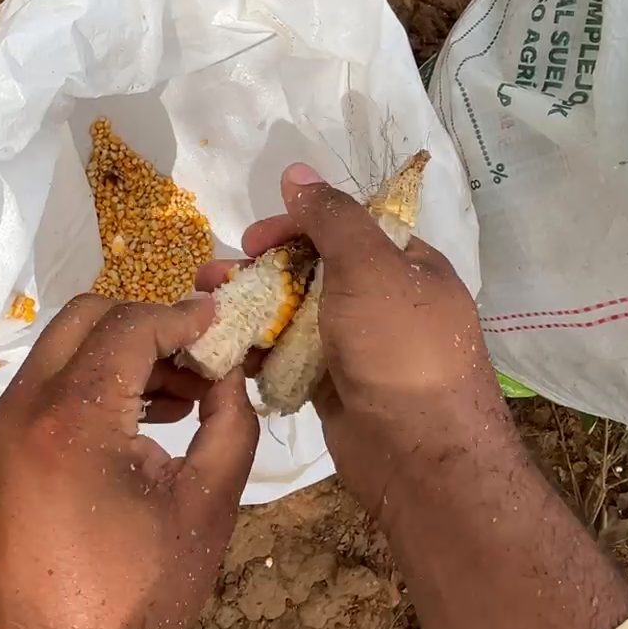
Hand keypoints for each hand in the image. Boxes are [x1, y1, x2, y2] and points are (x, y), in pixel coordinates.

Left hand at [0, 295, 257, 628]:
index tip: (221, 324)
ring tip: (182, 392)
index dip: (182, 318)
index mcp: (72, 416)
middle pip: (87, 317)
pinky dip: (95, 380)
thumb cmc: (137, 595)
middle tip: (197, 355)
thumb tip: (228, 369)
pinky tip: (144, 417)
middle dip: (147, 323)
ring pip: (65, 346)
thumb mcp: (206, 504)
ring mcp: (2, 425)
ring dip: (122, 351)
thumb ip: (229, 421)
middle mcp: (24, 405)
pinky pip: (51, 383)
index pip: (130, 326)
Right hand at [200, 163, 508, 520]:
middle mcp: (381, 301)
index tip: (253, 239)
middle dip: (260, 269)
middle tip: (216, 276)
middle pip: (310, 269)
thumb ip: (332, 217)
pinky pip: (289, 354)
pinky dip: (259, 348)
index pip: (342, 227)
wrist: (420, 457)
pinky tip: (227, 348)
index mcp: (404, 266)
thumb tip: (297, 171)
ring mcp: (355, 345)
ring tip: (207, 308)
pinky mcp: (332, 383)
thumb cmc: (400, 349)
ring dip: (250, 307)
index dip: (294, 226)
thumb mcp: (370, 267)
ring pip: (293, 313)